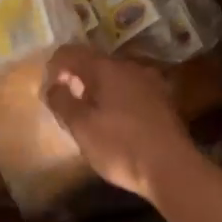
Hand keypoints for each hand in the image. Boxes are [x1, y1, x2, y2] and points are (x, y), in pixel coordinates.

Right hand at [42, 44, 202, 202]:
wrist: (172, 168)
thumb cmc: (120, 146)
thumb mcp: (82, 127)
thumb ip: (63, 102)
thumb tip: (52, 86)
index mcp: (106, 67)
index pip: (71, 52)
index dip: (54, 67)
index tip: (49, 91)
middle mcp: (129, 66)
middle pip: (94, 62)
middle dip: (77, 78)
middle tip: (66, 104)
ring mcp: (150, 80)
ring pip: (115, 75)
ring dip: (98, 88)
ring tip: (90, 114)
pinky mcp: (163, 98)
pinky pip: (132, 89)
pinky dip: (118, 97)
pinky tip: (117, 120)